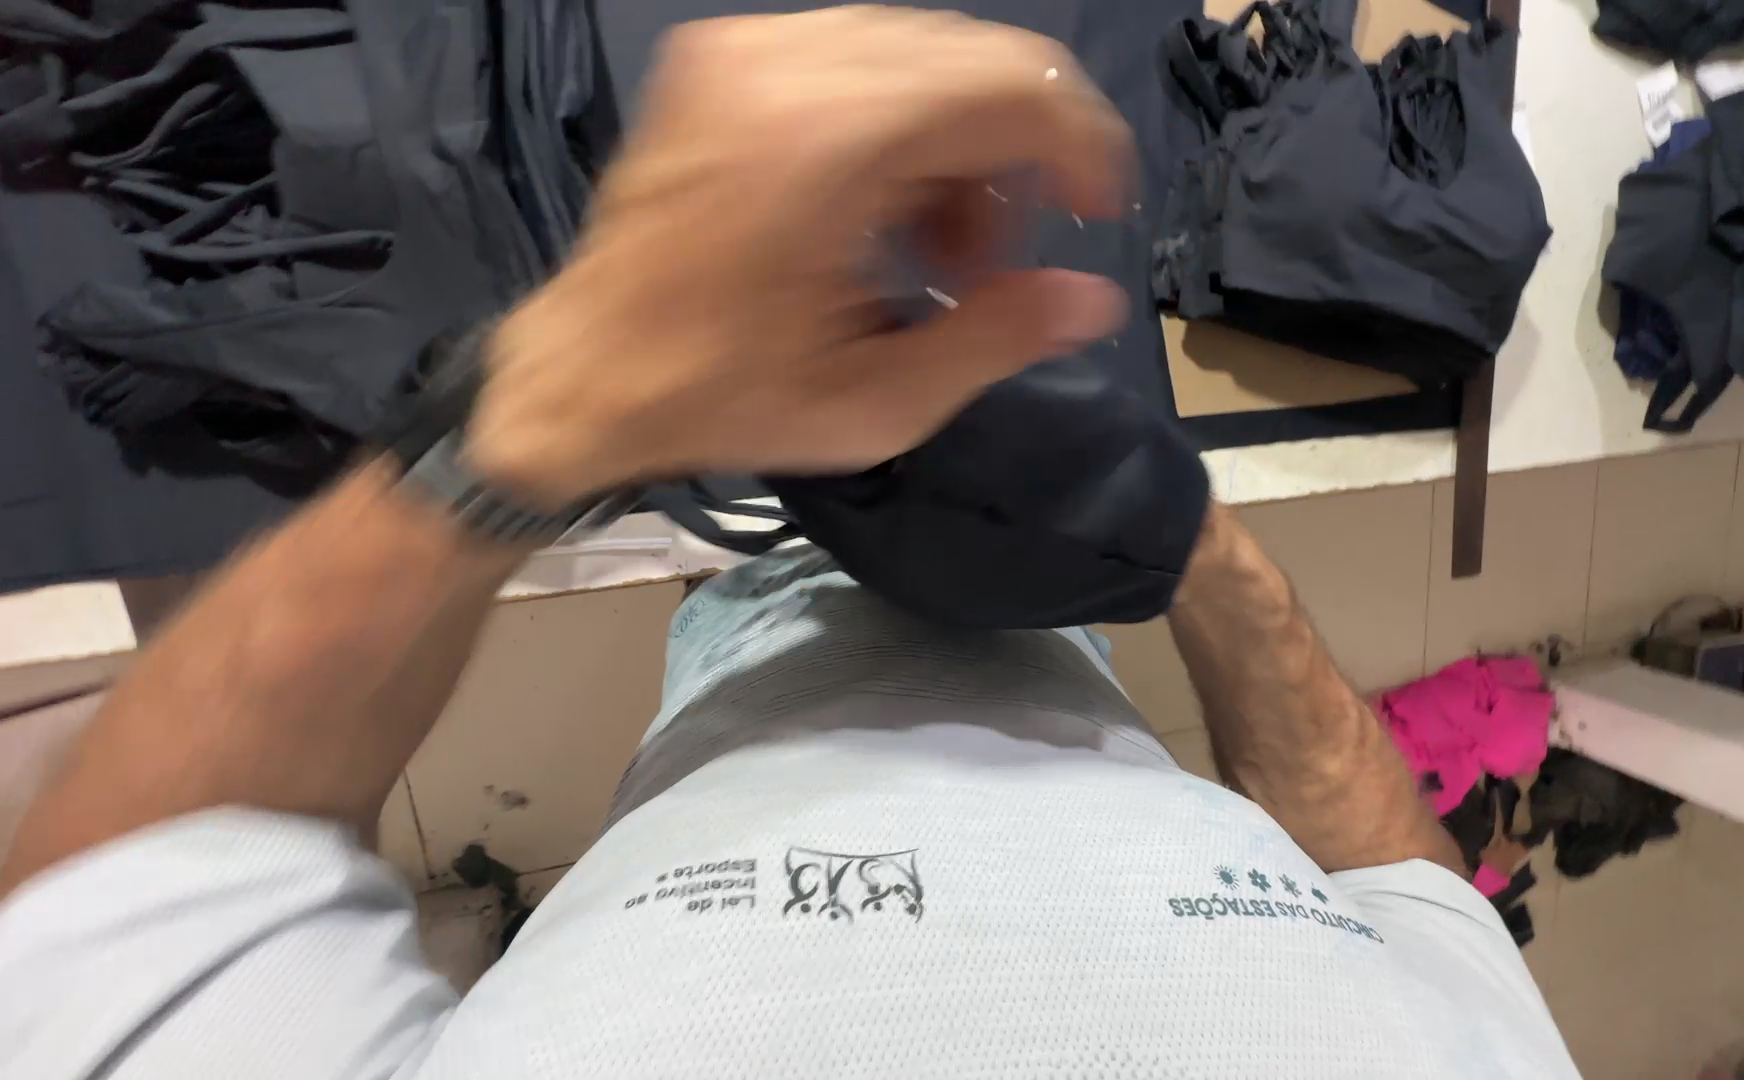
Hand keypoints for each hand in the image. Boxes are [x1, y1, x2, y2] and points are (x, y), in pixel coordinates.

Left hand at [468, 8, 1132, 507]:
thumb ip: (996, 339)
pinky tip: (886, 215)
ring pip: (919, 57)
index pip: (1009, 84)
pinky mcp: (723, 64)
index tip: (1095, 211)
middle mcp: (783, 64)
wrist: (585, 378)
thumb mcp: (878, 402)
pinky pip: (858, 65)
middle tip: (996, 257)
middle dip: (1018, 155)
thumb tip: (1095, 300)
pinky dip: (903, 132)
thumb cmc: (728, 402)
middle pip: (971, 59)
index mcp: (825, 145)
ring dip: (961, 148)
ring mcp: (744, 51)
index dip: (1078, 141)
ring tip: (939, 251)